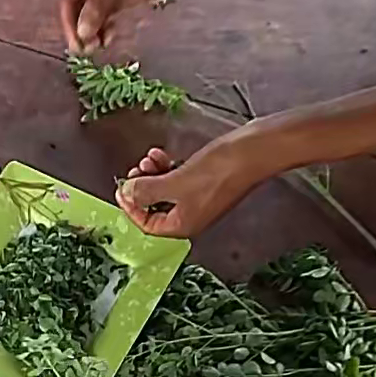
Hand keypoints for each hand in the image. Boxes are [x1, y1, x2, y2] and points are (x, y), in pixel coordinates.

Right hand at [59, 0, 183, 52]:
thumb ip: (99, 3)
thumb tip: (82, 32)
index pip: (68, 1)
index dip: (69, 24)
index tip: (77, 44)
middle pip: (77, 12)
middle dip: (80, 32)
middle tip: (89, 49)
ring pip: (91, 19)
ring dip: (92, 35)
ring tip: (99, 45)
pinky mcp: (118, 0)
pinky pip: (105, 20)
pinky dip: (104, 32)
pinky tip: (108, 38)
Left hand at [116, 142, 262, 238]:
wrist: (255, 150)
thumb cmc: (219, 170)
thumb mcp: (175, 182)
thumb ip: (147, 190)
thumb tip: (127, 193)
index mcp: (181, 226)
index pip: (147, 225)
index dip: (131, 208)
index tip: (120, 189)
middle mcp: (189, 218)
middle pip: (154, 209)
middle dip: (142, 188)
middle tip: (136, 169)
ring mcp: (198, 201)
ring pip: (165, 192)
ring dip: (153, 175)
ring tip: (149, 158)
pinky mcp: (205, 183)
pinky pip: (177, 181)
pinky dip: (167, 169)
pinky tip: (162, 154)